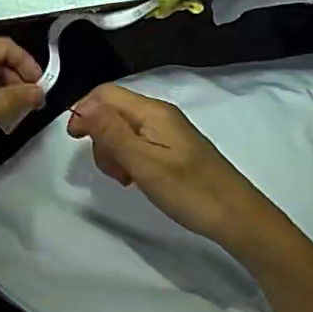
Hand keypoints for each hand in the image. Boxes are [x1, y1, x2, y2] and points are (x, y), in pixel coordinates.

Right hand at [66, 84, 275, 247]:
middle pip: (113, 111)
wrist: (238, 218)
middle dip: (101, 137)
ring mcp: (168, 131)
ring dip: (114, 151)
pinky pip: (138, 143)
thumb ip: (112, 132)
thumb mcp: (144, 163)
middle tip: (112, 171)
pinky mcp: (173, 148)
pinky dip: (129, 158)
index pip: (106, 93)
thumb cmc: (190, 191)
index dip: (84, 111)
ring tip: (126, 179)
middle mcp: (160, 114)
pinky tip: (137, 179)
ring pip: (123, 129)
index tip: (74, 141)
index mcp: (153, 112)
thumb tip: (83, 105)